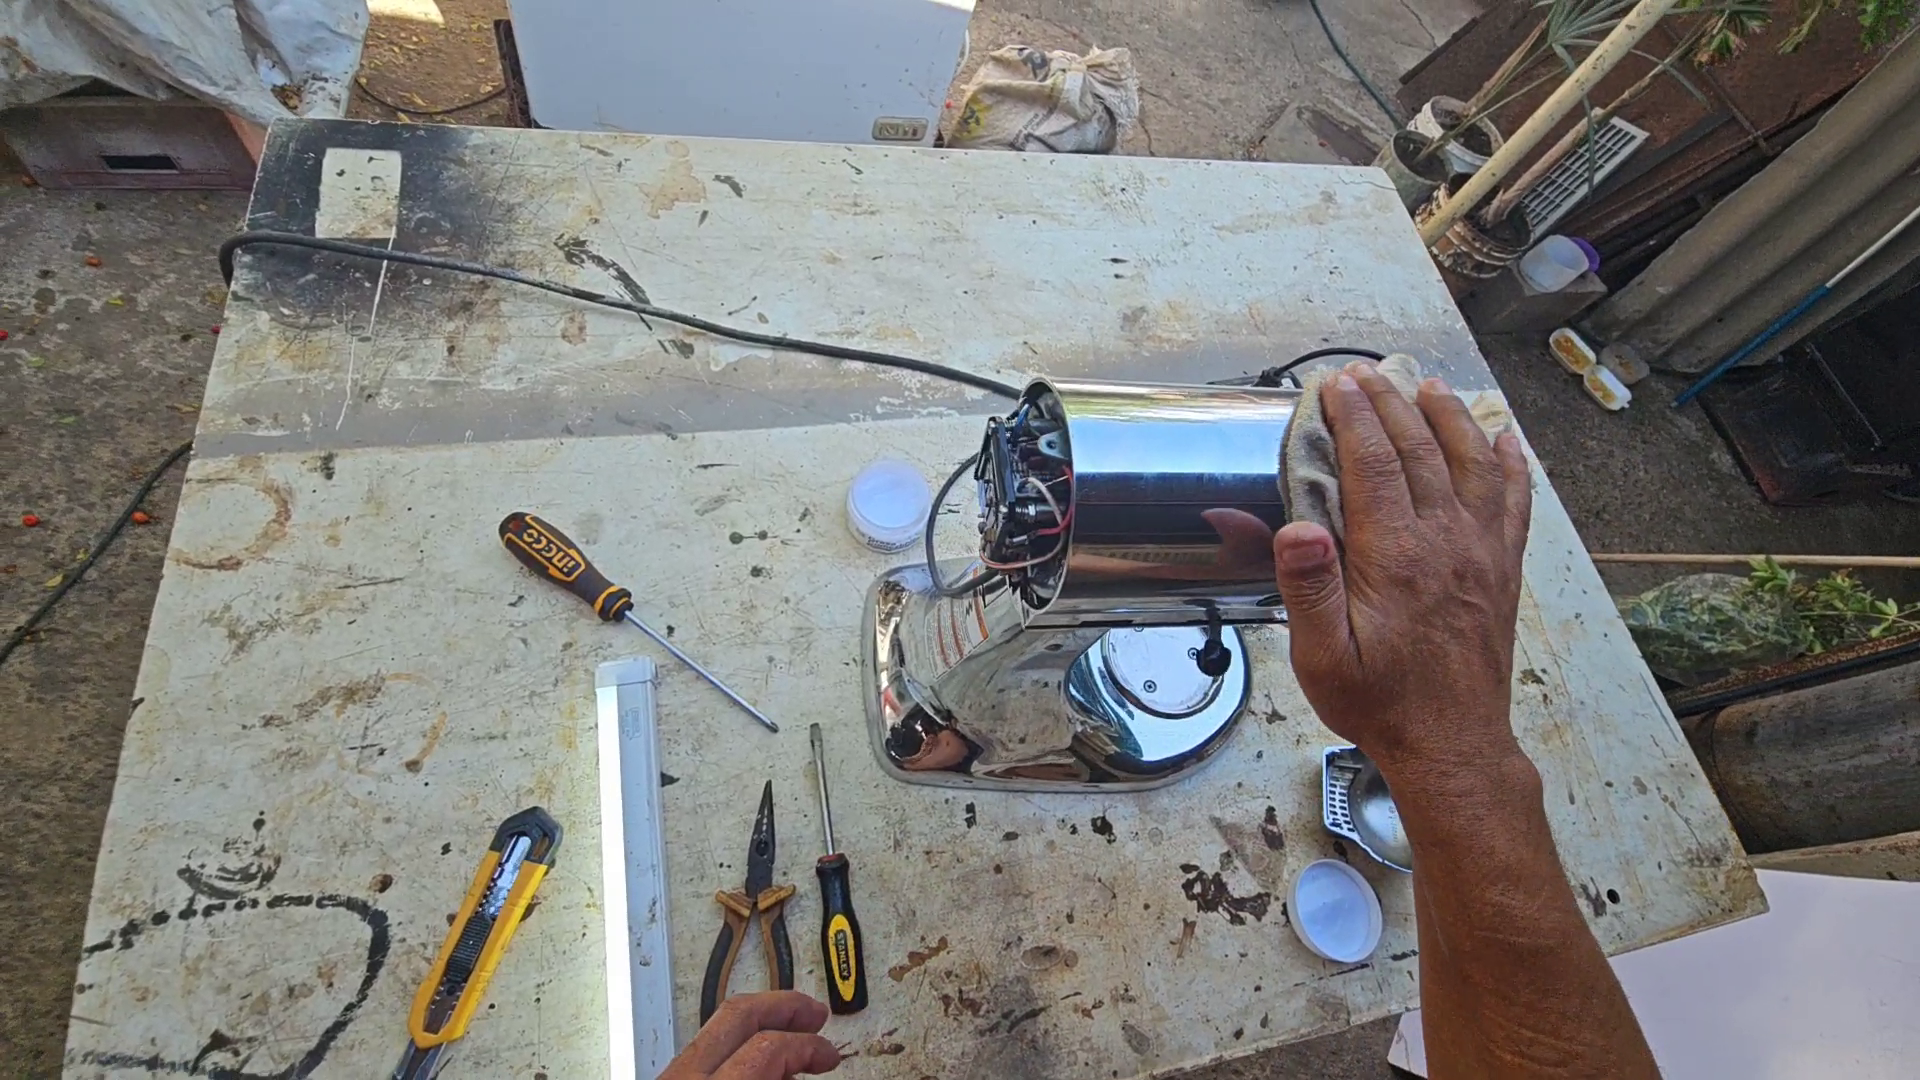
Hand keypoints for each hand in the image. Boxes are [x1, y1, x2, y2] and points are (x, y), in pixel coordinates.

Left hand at [659, 992, 840, 1079]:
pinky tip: (759, 1063)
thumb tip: (802, 1069)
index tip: (828, 1055)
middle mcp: (683, 1077)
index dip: (807, 1047)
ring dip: (762, 1022)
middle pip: (738, 1013)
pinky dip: (738, 1046)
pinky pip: (705, 1050)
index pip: (766, 1047)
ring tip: (793, 1035)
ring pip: (718, 1026)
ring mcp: (669, 1076)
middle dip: (785, 1007)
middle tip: (816, 1016)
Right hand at [1271, 363, 1531, 780]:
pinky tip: (1503, 440)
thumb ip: (1308, 588)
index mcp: (1396, 556)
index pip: (1375, 465)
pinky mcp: (1500, 571)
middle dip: (1390, 405)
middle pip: (1420, 452)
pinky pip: (1511, 503)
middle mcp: (1446, 542)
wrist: (1450, 743)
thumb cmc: (1375, 698)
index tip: (1336, 385)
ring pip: (1469, 465)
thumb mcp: (1320, 654)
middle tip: (1367, 373)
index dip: (1355, 418)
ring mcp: (1481, 554)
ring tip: (1427, 386)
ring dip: (1446, 419)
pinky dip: (1509, 464)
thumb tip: (1298, 526)